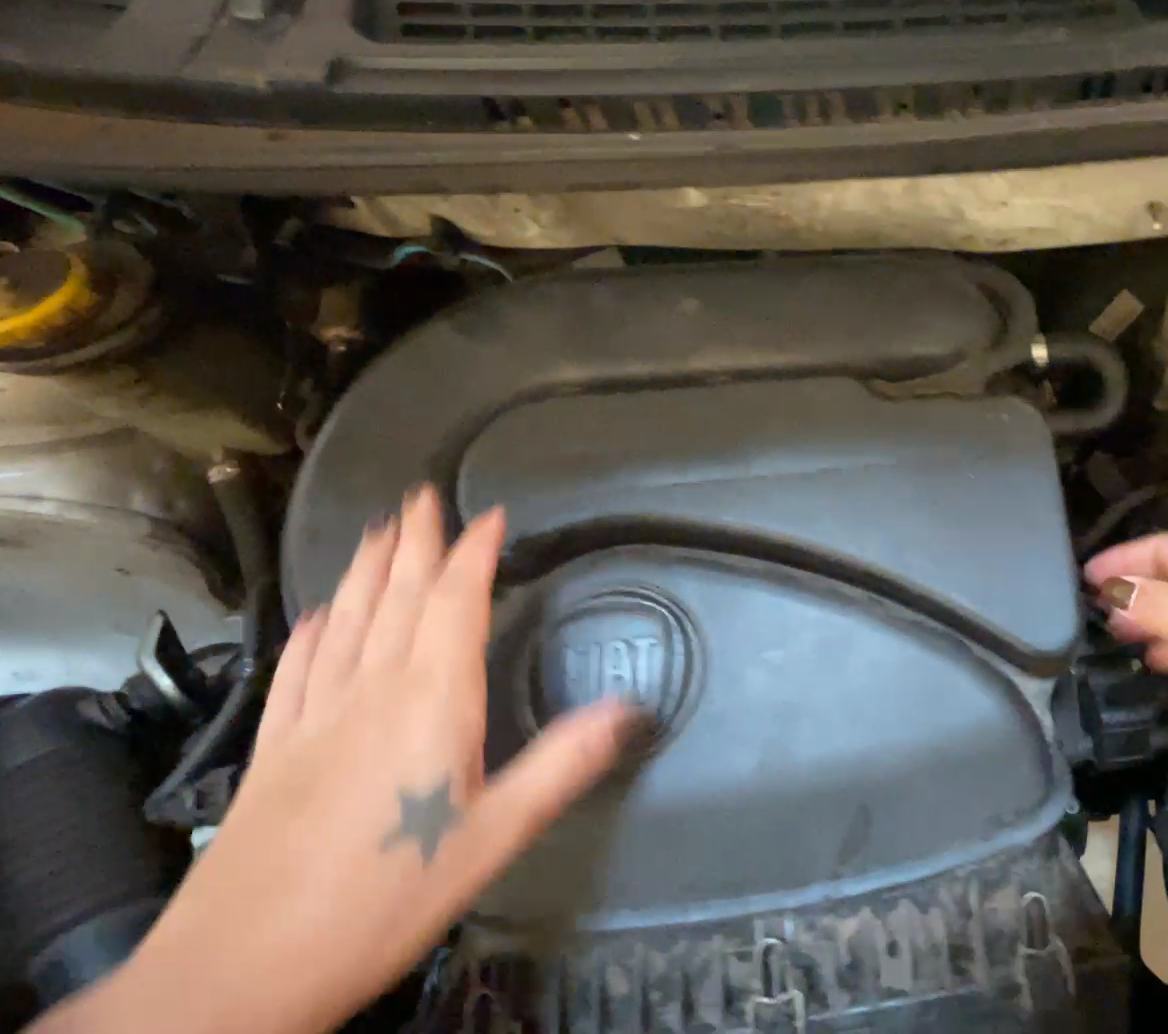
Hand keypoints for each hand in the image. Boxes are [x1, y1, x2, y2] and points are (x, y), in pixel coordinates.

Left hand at [41, 488, 640, 1033]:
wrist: (237, 973)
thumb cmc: (384, 898)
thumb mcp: (496, 836)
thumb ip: (563, 764)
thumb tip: (628, 709)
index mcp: (429, 702)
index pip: (453, 604)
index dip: (472, 553)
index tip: (488, 515)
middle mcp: (369, 693)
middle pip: (396, 598)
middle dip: (415, 543)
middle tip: (422, 496)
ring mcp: (313, 719)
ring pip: (345, 621)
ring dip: (366, 570)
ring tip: (379, 530)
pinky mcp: (274, 750)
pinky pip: (297, 668)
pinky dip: (313, 630)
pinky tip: (317, 615)